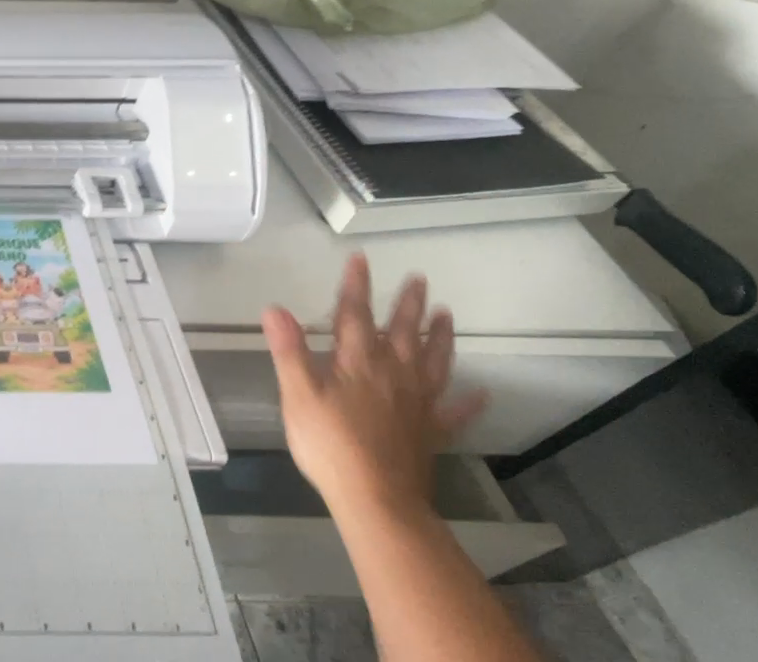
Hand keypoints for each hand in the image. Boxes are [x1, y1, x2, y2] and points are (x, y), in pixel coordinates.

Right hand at [262, 254, 487, 516]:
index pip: (355, 315)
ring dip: (441, 337)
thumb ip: (288, 351)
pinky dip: (469, 402)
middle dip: (407, 304)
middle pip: (403, 332)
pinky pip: (454, 412)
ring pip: (434, 362)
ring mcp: (417, 403)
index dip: (356, 286)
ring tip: (447, 315)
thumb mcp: (297, 395)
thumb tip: (275, 308)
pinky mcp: (430, 432)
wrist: (377, 498)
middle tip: (419, 279)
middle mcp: (393, 374)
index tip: (361, 259)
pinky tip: (482, 394)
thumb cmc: (329, 444)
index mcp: (358, 362)